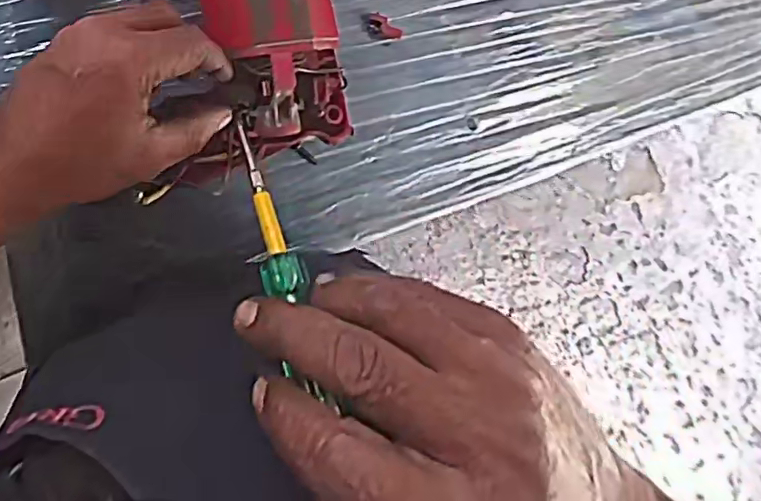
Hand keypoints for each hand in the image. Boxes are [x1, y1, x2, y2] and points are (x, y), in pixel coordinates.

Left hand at [0, 0, 232, 213]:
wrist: (7, 164)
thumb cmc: (76, 164)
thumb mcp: (145, 155)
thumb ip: (193, 130)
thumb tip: (220, 113)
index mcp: (130, 58)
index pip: (191, 41)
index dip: (216, 59)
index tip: (222, 78)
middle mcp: (106, 31)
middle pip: (167, 15)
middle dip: (190, 41)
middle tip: (198, 75)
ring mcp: (82, 29)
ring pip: (139, 15)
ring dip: (162, 36)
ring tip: (168, 75)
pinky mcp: (66, 36)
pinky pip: (113, 24)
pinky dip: (134, 38)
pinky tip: (133, 73)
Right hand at [235, 275, 664, 500]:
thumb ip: (363, 471)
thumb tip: (301, 404)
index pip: (343, 450)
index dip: (289, 415)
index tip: (264, 391)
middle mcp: (476, 433)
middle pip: (360, 366)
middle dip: (292, 334)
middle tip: (255, 319)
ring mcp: (495, 374)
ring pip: (390, 313)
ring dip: (330, 300)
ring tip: (296, 298)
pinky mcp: (505, 334)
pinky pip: (425, 294)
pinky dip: (377, 289)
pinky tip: (351, 291)